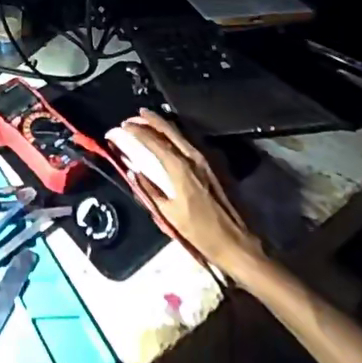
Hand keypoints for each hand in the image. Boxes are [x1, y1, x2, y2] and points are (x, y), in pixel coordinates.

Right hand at [107, 109, 260, 275]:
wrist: (239, 246)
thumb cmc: (201, 233)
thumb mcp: (169, 215)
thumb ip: (149, 189)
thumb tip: (133, 171)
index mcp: (180, 169)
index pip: (153, 141)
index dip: (135, 131)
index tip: (122, 126)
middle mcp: (193, 158)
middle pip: (169, 130)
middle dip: (150, 120)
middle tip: (134, 116)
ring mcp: (207, 161)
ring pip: (181, 134)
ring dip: (162, 125)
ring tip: (148, 121)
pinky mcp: (214, 167)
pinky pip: (190, 142)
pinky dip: (175, 135)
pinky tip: (170, 138)